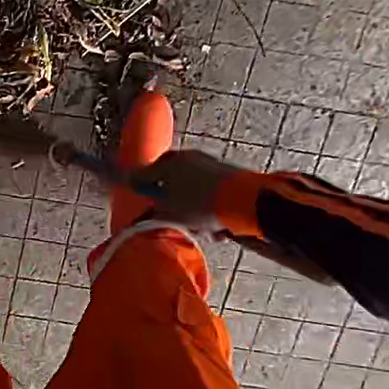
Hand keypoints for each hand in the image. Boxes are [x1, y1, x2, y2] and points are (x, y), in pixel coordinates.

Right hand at [128, 149, 334, 283]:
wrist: (248, 201)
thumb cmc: (201, 204)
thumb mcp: (170, 214)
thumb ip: (151, 214)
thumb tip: (141, 218)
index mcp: (168, 162)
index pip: (142, 176)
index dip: (140, 194)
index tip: (141, 208)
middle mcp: (188, 158)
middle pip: (171, 186)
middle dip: (174, 208)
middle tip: (179, 223)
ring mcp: (211, 164)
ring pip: (193, 193)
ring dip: (196, 213)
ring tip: (205, 230)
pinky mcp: (230, 175)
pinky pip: (212, 194)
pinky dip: (213, 209)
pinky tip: (219, 227)